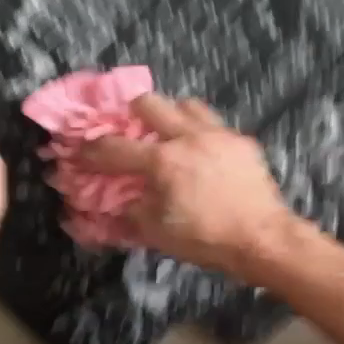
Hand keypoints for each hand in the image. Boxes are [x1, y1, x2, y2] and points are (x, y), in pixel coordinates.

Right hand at [78, 95, 299, 277]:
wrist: (264, 240)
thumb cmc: (206, 239)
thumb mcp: (156, 232)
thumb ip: (130, 211)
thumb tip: (113, 202)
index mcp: (162, 161)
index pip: (114, 147)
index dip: (91, 149)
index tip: (79, 149)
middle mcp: (187, 137)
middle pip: (149, 103)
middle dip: (131, 112)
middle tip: (128, 128)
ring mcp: (218, 135)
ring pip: (185, 104)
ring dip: (170, 115)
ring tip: (168, 133)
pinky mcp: (242, 141)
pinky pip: (214, 124)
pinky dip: (200, 132)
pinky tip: (201, 152)